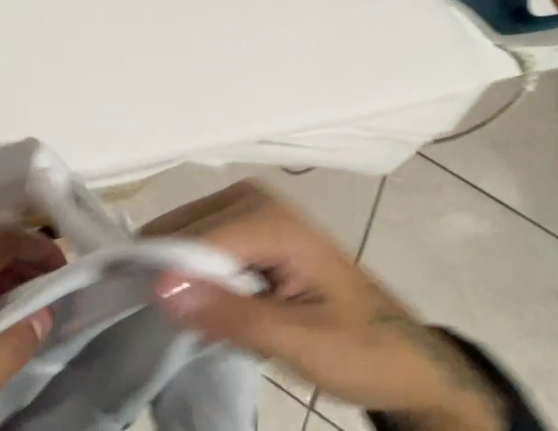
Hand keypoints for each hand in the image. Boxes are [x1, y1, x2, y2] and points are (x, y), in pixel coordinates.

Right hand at [144, 181, 504, 430]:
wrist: (405, 358)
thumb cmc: (361, 350)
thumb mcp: (300, 343)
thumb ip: (232, 315)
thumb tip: (160, 288)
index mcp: (269, 217)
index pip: (192, 238)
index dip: (168, 277)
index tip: (153, 318)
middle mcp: (251, 198)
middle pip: (182, 231)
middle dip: (179, 278)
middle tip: (196, 328)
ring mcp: (248, 210)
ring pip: (184, 238)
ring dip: (188, 281)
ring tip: (210, 321)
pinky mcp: (246, 227)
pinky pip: (199, 245)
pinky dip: (199, 278)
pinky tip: (219, 308)